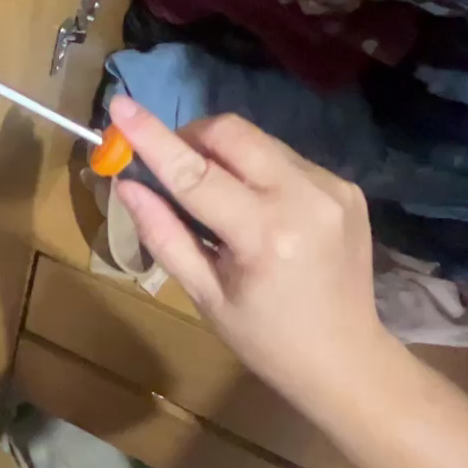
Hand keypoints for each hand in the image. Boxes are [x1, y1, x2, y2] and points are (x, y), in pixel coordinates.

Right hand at [107, 95, 396, 394]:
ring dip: (222, 153)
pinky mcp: (345, 186)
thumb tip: (126, 185)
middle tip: (169, 166)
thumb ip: (163, 234)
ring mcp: (332, 187)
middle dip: (190, 137)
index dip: (152, 137)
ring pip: (257, 140)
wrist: (347, 360)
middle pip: (231, 133)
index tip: (120, 107)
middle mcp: (304, 198)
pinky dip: (253, 168)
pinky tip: (253, 206)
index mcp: (264, 235)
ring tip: (214, 196)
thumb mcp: (204, 295)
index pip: (195, 173)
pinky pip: (283, 157)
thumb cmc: (265, 338)